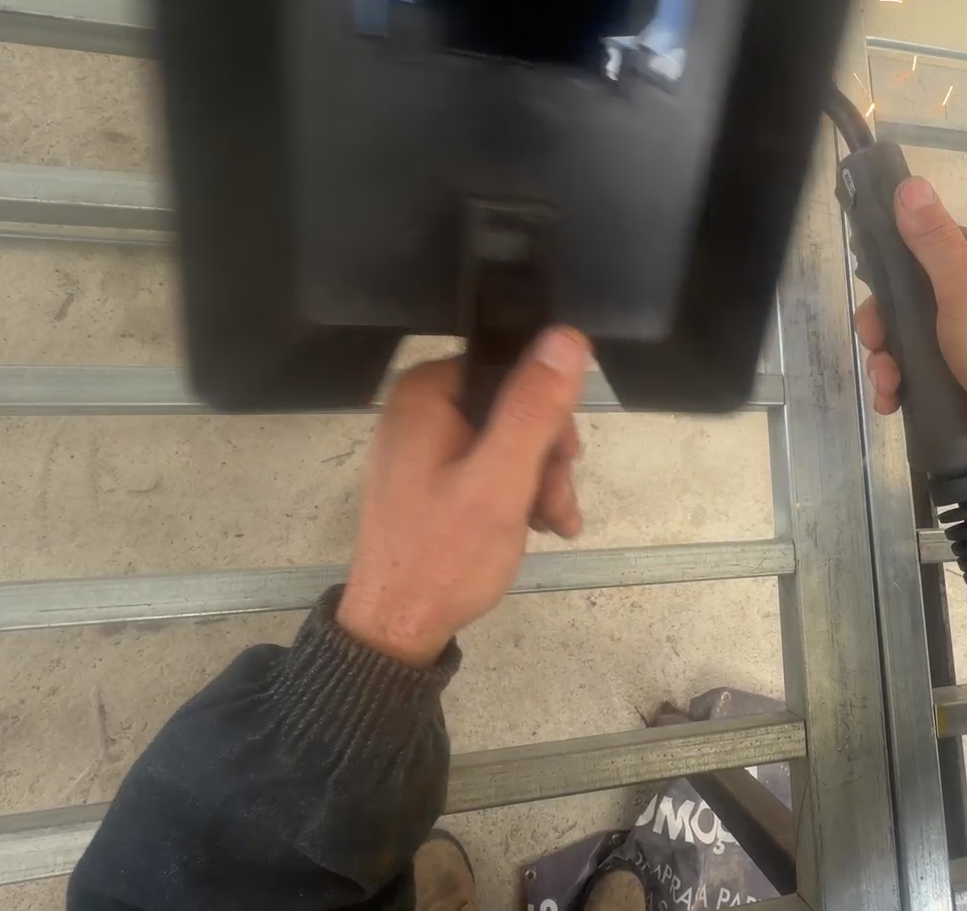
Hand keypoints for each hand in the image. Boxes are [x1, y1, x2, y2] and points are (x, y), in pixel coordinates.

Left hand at [337, 328, 592, 664]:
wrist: (399, 629)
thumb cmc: (446, 555)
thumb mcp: (500, 479)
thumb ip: (533, 408)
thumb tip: (566, 337)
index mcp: (428, 392)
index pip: (512, 369)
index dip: (548, 410)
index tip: (565, 456)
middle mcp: (424, 408)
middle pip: (516, 407)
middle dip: (549, 455)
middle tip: (557, 500)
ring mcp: (429, 443)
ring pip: (512, 439)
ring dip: (544, 478)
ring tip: (555, 520)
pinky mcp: (437, 475)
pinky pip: (493, 464)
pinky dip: (522, 491)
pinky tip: (542, 524)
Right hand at [856, 177, 966, 505]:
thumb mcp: (964, 283)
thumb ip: (932, 238)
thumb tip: (910, 183)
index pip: (921, 244)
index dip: (889, 262)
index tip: (867, 281)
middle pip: (902, 296)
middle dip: (881, 325)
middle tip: (876, 342)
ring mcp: (959, 338)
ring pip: (902, 338)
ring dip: (885, 361)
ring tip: (888, 383)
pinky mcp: (952, 375)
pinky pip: (911, 371)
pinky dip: (896, 385)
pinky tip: (892, 399)